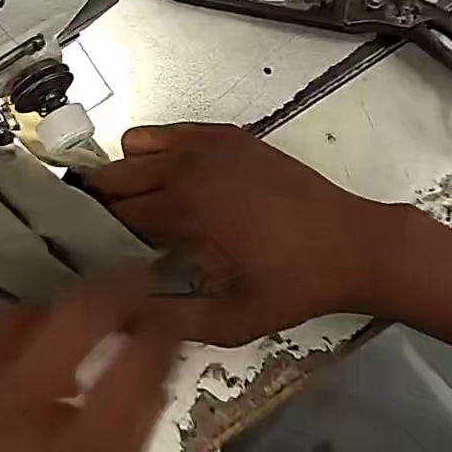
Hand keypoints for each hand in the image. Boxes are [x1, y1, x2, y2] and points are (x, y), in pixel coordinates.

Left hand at [0, 281, 179, 451]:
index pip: (141, 364)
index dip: (165, 325)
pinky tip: (0, 356)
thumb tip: (142, 395)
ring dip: (55, 316)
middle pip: (85, 311)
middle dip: (122, 286)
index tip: (171, 313)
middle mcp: (17, 411)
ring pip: (23, 313)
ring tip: (65, 328)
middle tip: (137, 276)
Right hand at [83, 124, 406, 345]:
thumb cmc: (294, 284)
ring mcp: (210, 145)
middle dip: (105, 203)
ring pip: (136, 146)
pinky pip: (171, 131)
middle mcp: (190, 168)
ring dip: (128, 174)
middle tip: (112, 233)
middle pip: (116, 175)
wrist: (352, 244)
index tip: (99, 254)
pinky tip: (175, 179)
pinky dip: (159, 150)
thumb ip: (172, 319)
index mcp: (186, 210)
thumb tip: (122, 315)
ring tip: (144, 205)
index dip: (101, 235)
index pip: (116, 214)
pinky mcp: (230, 136)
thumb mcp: (233, 320)